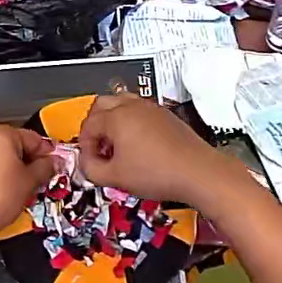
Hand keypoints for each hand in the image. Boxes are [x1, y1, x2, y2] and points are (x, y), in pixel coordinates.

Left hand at [0, 127, 54, 241]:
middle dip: (27, 163)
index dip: (47, 153)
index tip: (53, 165)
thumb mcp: (31, 182)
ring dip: (10, 171)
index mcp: (3, 134)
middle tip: (37, 180)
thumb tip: (51, 162)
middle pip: (14, 146)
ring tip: (18, 192)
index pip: (34, 138)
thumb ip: (46, 167)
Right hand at [76, 95, 238, 205]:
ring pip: (121, 104)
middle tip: (98, 148)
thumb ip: (91, 169)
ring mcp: (151, 109)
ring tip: (116, 146)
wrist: (197, 172)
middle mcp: (133, 107)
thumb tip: (86, 164)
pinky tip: (136, 146)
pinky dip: (131, 123)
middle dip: (95, 127)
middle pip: (101, 106)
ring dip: (112, 122)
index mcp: (117, 117)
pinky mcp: (165, 115)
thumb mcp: (115, 178)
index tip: (89, 161)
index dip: (84, 146)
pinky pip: (140, 111)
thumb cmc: (162, 172)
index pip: (88, 125)